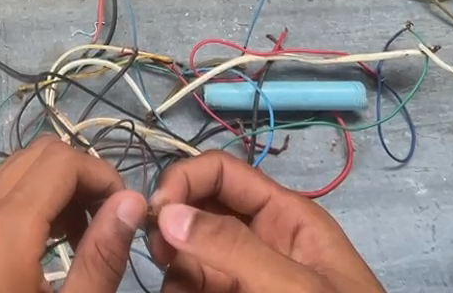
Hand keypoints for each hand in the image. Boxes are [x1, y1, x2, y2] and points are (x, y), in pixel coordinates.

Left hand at [0, 136, 146, 292]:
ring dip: (52, 185)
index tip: (128, 210)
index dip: (102, 175)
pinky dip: (24, 198)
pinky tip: (43, 242)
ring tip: (82, 235)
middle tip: (108, 221)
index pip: (62, 161)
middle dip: (79, 176)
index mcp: (6, 225)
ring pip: (12, 168)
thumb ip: (101, 258)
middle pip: (37, 155)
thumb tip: (130, 204)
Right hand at [149, 153, 383, 292]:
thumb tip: (166, 213)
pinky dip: (181, 291)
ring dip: (174, 273)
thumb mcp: (296, 289)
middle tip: (161, 259)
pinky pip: (195, 287)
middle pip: (199, 212)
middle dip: (173, 230)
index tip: (156, 214)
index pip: (221, 172)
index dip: (184, 180)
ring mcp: (248, 280)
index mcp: (285, 217)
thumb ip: (233, 247)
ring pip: (190, 256)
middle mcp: (262, 241)